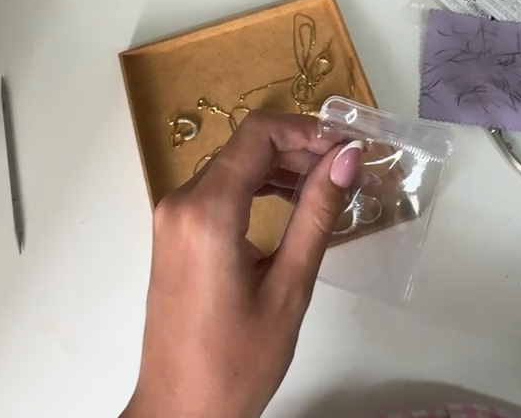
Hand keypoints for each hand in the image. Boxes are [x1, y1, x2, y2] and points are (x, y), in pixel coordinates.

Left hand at [122, 110, 364, 417]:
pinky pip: (218, 188)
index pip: (258, 135)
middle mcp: (182, 200)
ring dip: (280, 166)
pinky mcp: (174, 229)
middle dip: (299, 149)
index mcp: (207, 211)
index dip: (306, 131)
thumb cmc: (237, 362)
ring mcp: (173, 214)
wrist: (179, 412)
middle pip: (246, 147)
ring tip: (328, 185)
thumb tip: (346, 159)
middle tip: (348, 169)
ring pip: (233, 164)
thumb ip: (316, 214)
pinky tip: (291, 200)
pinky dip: (256, 185)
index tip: (346, 148)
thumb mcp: (288, 288)